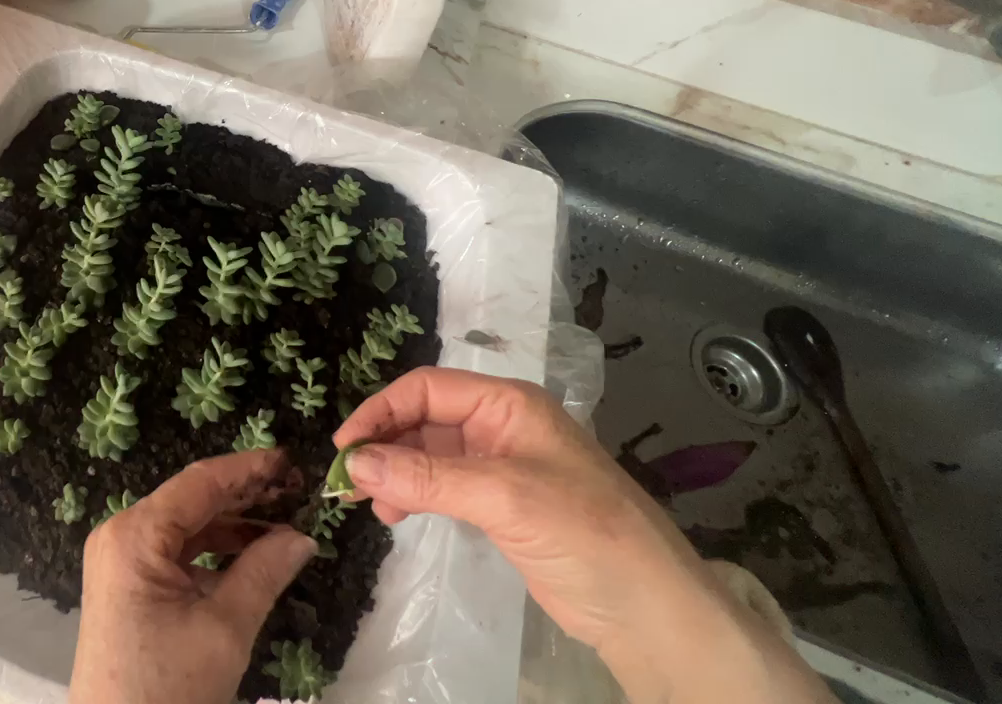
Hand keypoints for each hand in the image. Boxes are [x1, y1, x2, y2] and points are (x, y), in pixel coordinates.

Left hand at [69, 450, 317, 703]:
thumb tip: (303, 536)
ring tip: (285, 520)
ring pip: (187, 525)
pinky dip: (215, 551)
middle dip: (246, 494)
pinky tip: (254, 554)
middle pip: (193, 499)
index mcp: (135, 534)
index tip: (292, 460)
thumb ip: (264, 572)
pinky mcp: (128, 584)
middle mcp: (121, 534)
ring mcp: (121, 560)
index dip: (249, 468)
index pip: (200, 482)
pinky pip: (176, 552)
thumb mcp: (223, 629)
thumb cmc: (168, 691)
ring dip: (234, 523)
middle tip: (297, 488)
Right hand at [333, 367, 831, 703]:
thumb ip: (426, 477)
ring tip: (371, 506)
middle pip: (424, 419)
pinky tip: (396, 516)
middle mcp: (500, 426)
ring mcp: (500, 466)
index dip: (382, 411)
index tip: (346, 447)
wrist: (654, 613)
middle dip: (384, 446)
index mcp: (507, 404)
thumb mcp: (503, 497)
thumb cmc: (585, 534)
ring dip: (395, 473)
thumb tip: (354, 464)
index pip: (427, 389)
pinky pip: (442, 485)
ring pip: (428, 454)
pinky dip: (414, 496)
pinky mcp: (501, 504)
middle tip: (348, 482)